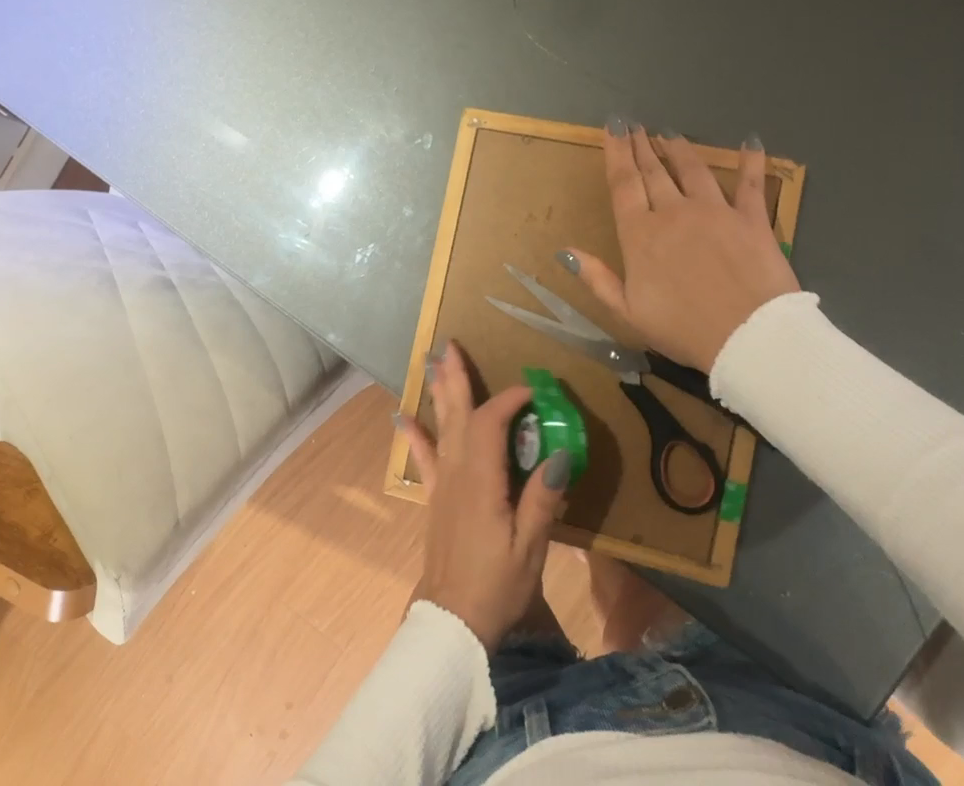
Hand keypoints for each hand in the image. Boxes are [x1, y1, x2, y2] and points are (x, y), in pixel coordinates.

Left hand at [397, 340, 570, 651]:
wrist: (453, 619)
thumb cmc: (497, 585)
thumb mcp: (530, 546)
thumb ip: (543, 498)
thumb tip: (561, 453)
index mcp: (481, 481)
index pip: (492, 423)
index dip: (510, 399)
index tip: (534, 388)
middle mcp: (456, 474)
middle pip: (457, 416)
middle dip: (455, 378)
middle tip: (449, 344)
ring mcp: (442, 485)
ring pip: (439, 429)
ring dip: (437, 394)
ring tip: (431, 363)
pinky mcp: (435, 498)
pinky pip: (424, 457)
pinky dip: (415, 434)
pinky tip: (402, 417)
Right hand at [565, 123, 799, 372]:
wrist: (748, 336)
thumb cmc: (682, 329)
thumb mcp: (627, 312)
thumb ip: (597, 278)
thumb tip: (566, 251)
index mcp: (640, 235)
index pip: (623, 185)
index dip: (616, 154)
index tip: (612, 129)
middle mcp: (674, 213)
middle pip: (653, 172)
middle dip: (641, 146)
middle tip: (634, 126)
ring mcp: (715, 211)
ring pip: (693, 170)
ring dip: (679, 149)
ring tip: (669, 134)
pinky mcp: (751, 218)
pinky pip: (751, 182)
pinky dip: (750, 160)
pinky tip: (749, 142)